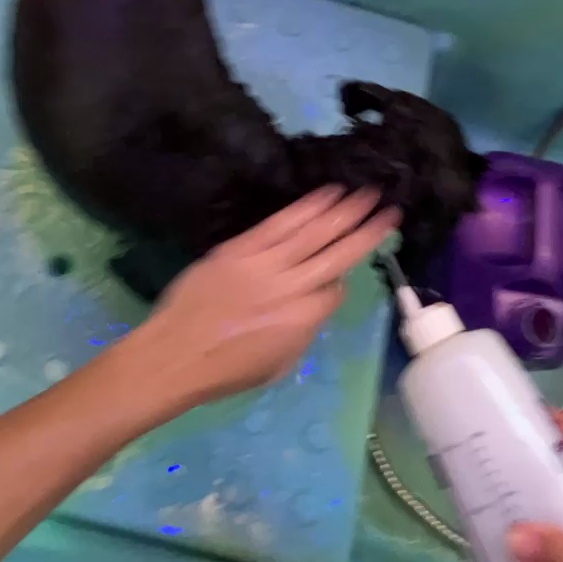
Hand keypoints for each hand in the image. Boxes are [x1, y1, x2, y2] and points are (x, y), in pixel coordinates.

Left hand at [120, 186, 397, 410]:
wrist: (173, 354)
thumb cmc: (225, 370)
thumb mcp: (280, 363)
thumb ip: (307, 328)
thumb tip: (323, 295)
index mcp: (302, 321)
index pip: (335, 292)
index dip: (340, 283)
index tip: (342, 277)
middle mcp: (290, 287)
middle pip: (337, 252)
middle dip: (366, 229)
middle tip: (389, 207)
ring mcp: (265, 263)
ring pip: (312, 231)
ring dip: (343, 209)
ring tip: (365, 191)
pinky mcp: (241, 247)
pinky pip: (280, 223)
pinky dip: (305, 206)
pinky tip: (325, 194)